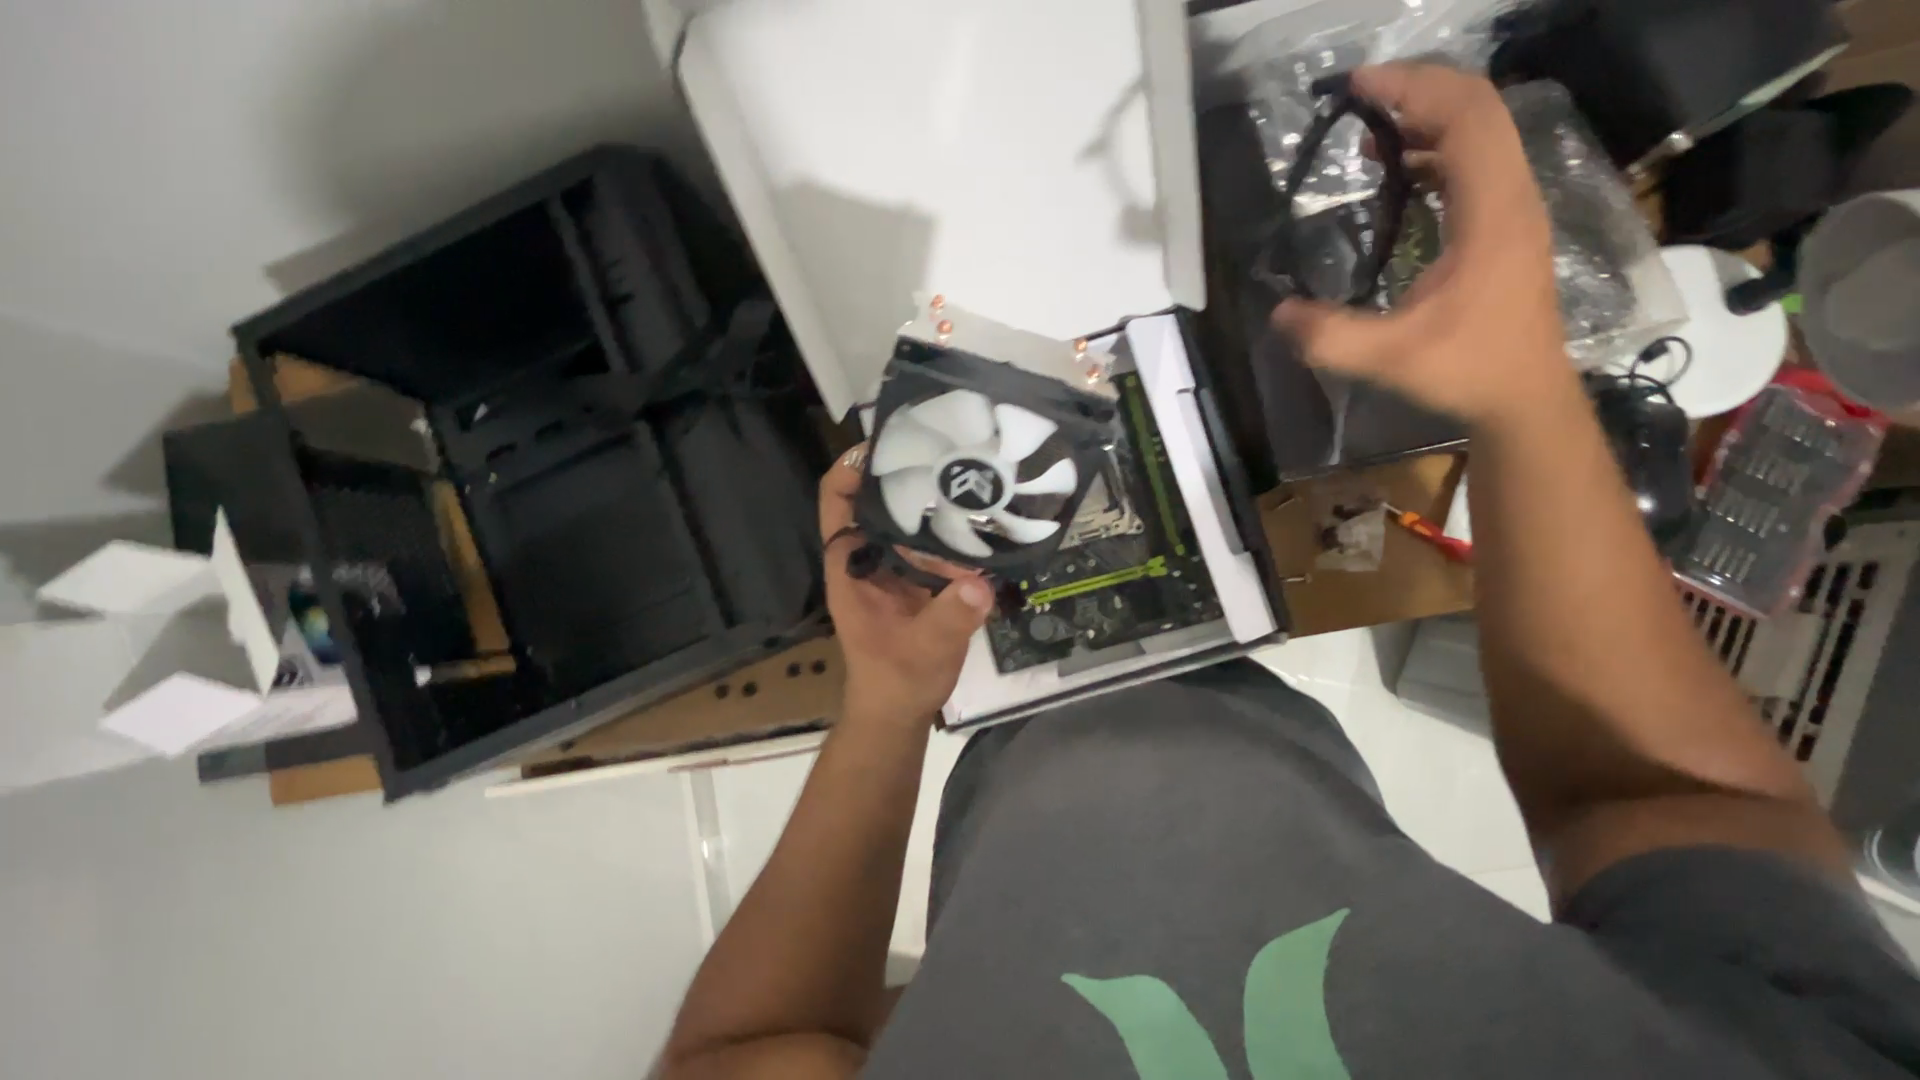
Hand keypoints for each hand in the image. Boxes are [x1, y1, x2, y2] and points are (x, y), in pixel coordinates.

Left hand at [819, 446, 994, 724]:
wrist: (900, 712)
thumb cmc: (897, 679)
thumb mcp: (924, 649)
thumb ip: (950, 617)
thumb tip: (979, 582)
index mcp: (850, 565)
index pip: (836, 501)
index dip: (850, 468)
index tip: (889, 443)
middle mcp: (869, 557)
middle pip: (876, 500)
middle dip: (904, 471)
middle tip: (946, 446)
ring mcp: (895, 567)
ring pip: (908, 518)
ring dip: (934, 496)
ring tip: (972, 469)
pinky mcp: (921, 579)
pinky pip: (934, 542)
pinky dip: (954, 528)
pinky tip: (986, 513)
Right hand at [1273, 64, 1573, 430]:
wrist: (1525, 399)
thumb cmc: (1467, 372)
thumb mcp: (1388, 358)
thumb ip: (1330, 335)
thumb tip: (1279, 310)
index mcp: (1492, 214)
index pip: (1466, 117)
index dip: (1414, 88)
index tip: (1359, 85)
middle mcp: (1512, 197)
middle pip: (1478, 109)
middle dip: (1418, 91)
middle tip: (1360, 97)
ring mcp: (1514, 210)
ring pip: (1481, 133)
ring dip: (1428, 119)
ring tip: (1371, 132)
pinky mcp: (1505, 227)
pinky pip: (1476, 164)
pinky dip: (1436, 150)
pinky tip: (1400, 171)